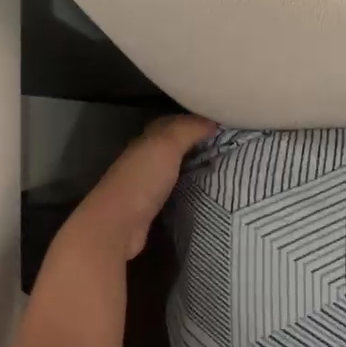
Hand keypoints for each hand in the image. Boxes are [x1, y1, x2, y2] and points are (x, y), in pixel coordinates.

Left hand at [55, 115, 217, 264]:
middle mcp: (144, 160)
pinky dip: (191, 186)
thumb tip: (213, 120)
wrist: (118, 226)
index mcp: (145, 142)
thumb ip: (187, 130)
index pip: (171, 124)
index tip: (221, 123)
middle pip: (173, 146)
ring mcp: (147, 185)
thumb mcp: (165, 147)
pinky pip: (176, 189)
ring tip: (223, 167)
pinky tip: (207, 190)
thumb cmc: (141, 181)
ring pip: (175, 168)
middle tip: (227, 145)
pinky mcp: (152, 207)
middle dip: (197, 143)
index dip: (194, 120)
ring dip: (195, 166)